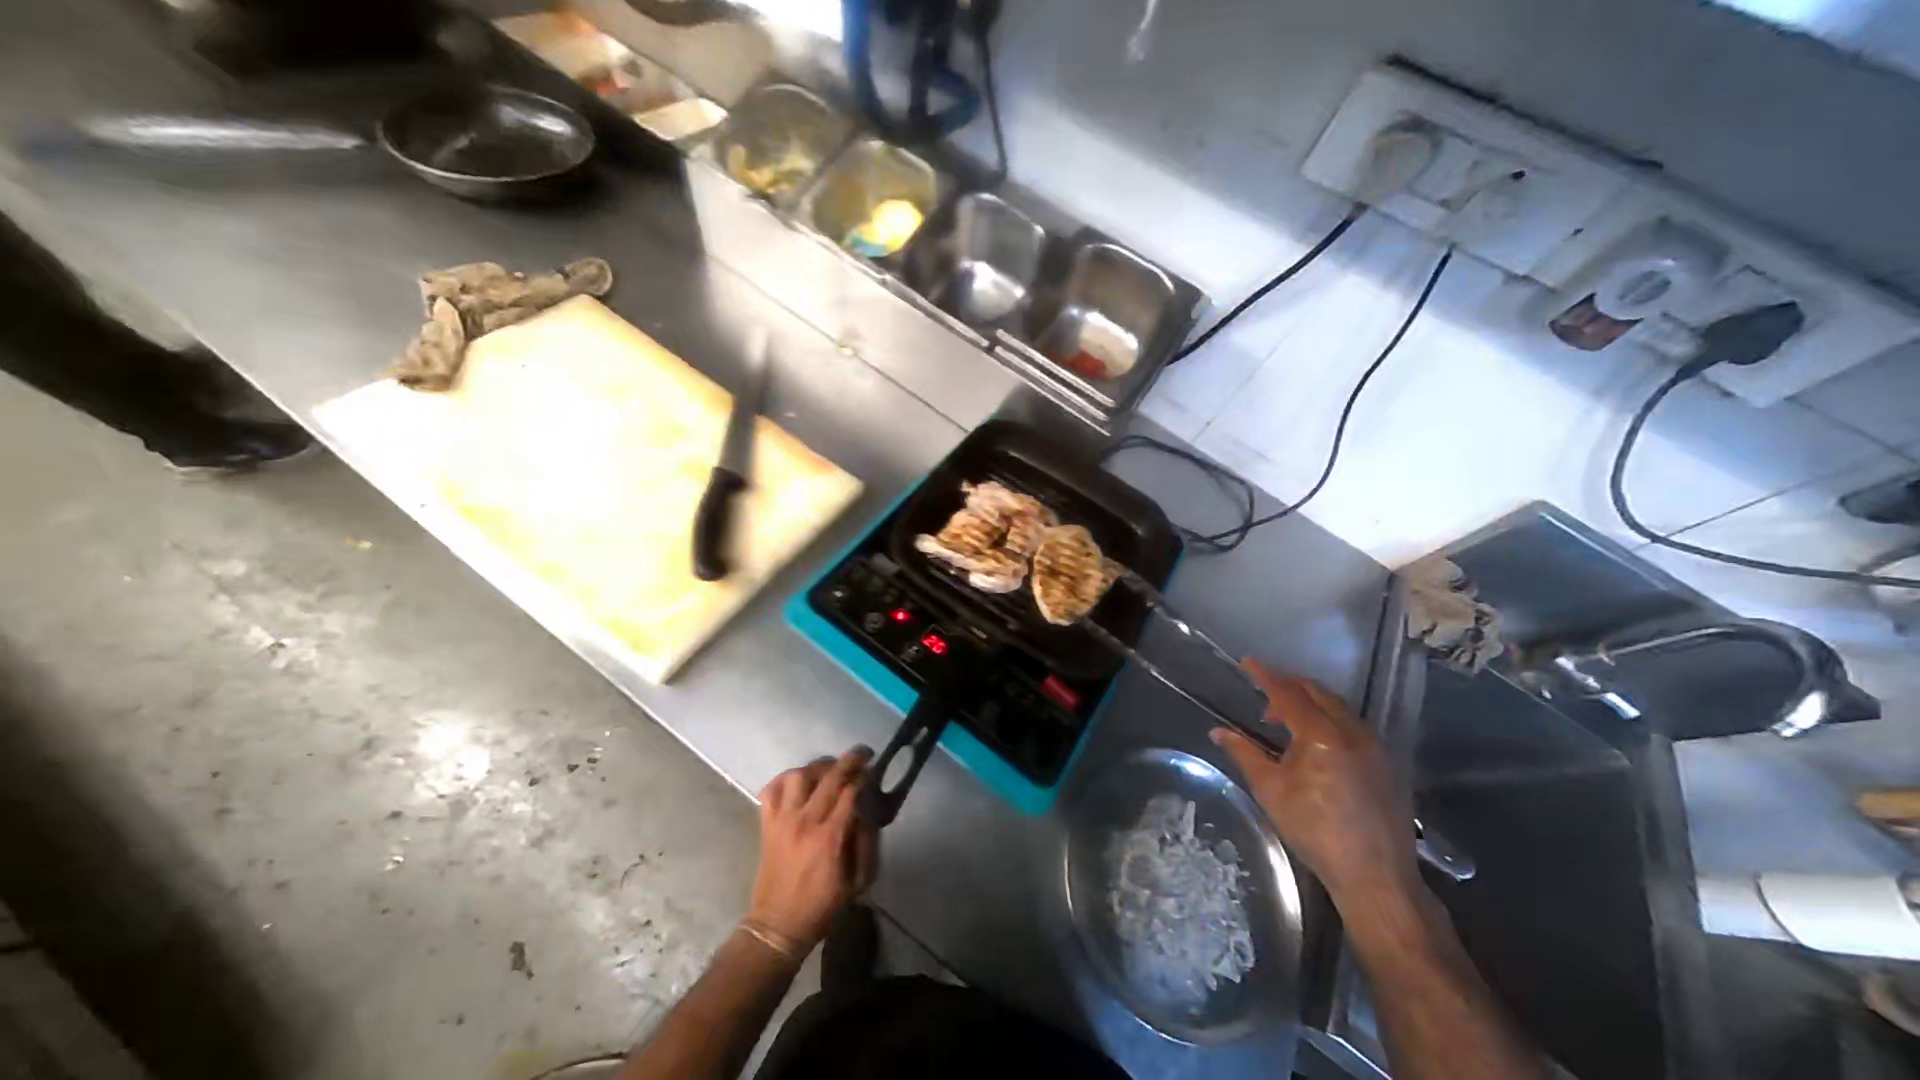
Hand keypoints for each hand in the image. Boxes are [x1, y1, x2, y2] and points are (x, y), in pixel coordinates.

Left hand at [747, 747, 877, 954]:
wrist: (778, 926)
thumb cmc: (823, 906)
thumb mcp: (858, 881)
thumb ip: (866, 843)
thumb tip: (869, 811)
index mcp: (830, 837)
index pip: (851, 792)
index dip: (865, 776)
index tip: (875, 769)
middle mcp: (805, 821)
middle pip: (829, 777)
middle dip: (849, 760)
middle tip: (862, 754)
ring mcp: (782, 820)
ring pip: (798, 775)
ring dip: (818, 767)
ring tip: (830, 769)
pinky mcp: (766, 824)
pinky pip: (771, 789)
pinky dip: (784, 779)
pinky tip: (798, 782)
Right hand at [1211, 660, 1416, 898]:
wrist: (1375, 874)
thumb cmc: (1314, 831)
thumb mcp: (1270, 790)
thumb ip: (1244, 753)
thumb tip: (1218, 732)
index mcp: (1322, 735)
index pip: (1288, 693)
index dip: (1265, 676)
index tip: (1247, 662)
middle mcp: (1352, 731)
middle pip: (1317, 692)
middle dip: (1288, 685)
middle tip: (1262, 690)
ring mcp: (1374, 745)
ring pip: (1338, 706)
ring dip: (1309, 702)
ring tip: (1283, 717)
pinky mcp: (1386, 761)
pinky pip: (1352, 724)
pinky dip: (1328, 718)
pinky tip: (1314, 740)